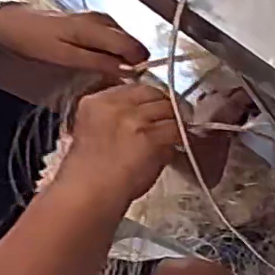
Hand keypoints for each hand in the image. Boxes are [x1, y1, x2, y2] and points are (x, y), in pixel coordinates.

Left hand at [0, 5, 147, 78]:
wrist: (7, 21)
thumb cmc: (33, 40)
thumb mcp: (65, 57)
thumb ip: (100, 63)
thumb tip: (131, 70)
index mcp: (98, 28)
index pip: (137, 49)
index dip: (138, 66)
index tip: (127, 78)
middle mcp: (105, 21)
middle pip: (136, 46)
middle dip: (131, 63)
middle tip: (112, 75)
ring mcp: (102, 20)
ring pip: (129, 44)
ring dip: (123, 58)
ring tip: (102, 67)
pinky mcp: (98, 22)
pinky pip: (119, 40)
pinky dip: (115, 52)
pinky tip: (98, 58)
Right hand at [53, 83, 181, 202]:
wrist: (91, 187)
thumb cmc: (93, 167)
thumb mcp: (96, 129)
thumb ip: (120, 117)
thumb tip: (150, 116)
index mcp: (97, 101)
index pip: (136, 87)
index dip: (153, 98)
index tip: (160, 109)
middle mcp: (115, 105)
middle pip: (156, 94)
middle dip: (168, 107)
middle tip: (175, 120)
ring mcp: (134, 119)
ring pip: (170, 110)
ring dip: (177, 122)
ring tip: (178, 134)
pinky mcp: (151, 136)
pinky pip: (177, 130)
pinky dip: (182, 138)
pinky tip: (180, 146)